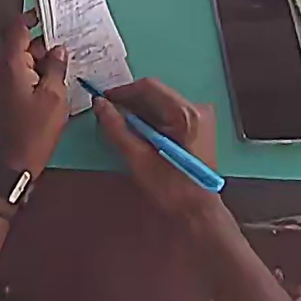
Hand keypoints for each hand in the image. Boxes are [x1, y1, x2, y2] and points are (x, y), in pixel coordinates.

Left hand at [0, 14, 68, 176]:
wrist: (19, 157)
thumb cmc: (36, 129)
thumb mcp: (55, 95)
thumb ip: (56, 67)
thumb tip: (59, 50)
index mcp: (12, 65)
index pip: (17, 29)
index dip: (31, 18)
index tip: (46, 15)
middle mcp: (4, 69)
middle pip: (22, 43)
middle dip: (43, 44)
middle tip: (64, 50)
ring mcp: (5, 80)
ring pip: (25, 58)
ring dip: (42, 59)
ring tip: (63, 68)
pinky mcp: (10, 91)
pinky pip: (24, 71)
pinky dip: (38, 71)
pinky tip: (55, 80)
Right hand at [93, 78, 220, 221]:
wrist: (198, 213)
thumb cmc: (171, 188)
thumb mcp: (138, 158)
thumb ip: (116, 128)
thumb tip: (99, 104)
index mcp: (186, 113)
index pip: (149, 87)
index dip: (122, 91)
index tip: (103, 99)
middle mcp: (197, 108)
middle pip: (156, 94)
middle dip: (130, 102)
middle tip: (108, 113)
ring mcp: (200, 117)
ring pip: (161, 103)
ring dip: (139, 111)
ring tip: (121, 125)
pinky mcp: (198, 127)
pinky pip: (169, 114)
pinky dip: (151, 120)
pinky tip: (138, 133)